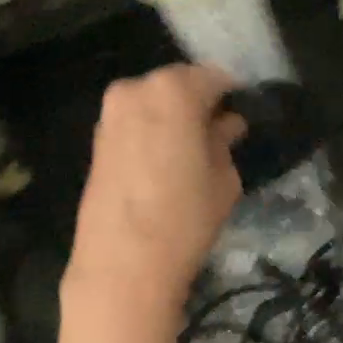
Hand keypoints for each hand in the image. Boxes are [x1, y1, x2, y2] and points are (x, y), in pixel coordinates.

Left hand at [67, 65, 246, 307]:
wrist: (124, 263)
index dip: (233, 96)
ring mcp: (110, 115)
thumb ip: (224, 145)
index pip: (213, 78)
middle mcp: (135, 90)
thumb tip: (225, 127)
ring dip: (174, 122)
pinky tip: (167, 169)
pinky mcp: (97, 143)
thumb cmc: (185, 220)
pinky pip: (135, 127)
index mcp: (173, 91)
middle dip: (199, 106)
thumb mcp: (224, 182)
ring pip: (152, 106)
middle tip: (221, 137)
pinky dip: (153, 137)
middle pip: (176, 87)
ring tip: (194, 157)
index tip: (245, 116)